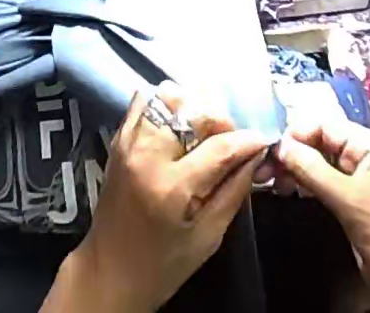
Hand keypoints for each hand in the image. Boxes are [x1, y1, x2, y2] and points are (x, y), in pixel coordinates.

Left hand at [44, 82, 272, 312]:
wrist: (107, 273)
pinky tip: (179, 124)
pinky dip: (168, 104)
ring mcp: (129, 141)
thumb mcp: (208, 237)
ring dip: (194, 108)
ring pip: (170, 96)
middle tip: (229, 140)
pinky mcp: (120, 137)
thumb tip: (256, 154)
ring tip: (203, 131)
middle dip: (220, 121)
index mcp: (171, 188)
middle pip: (195, 110)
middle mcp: (147, 155)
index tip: (262, 140)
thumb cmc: (161, 264)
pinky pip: (146, 99)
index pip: (219, 147)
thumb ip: (235, 190)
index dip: (247, 140)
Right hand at [275, 118, 369, 312]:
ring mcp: (365, 185)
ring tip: (273, 182)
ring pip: (324, 166)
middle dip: (295, 152)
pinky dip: (309, 186)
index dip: (298, 132)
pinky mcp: (360, 208)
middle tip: (265, 169)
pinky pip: (329, 187)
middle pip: (324, 144)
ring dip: (299, 170)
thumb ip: (314, 170)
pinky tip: (290, 191)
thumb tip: (281, 144)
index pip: (328, 125)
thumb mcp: (352, 202)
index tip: (268, 146)